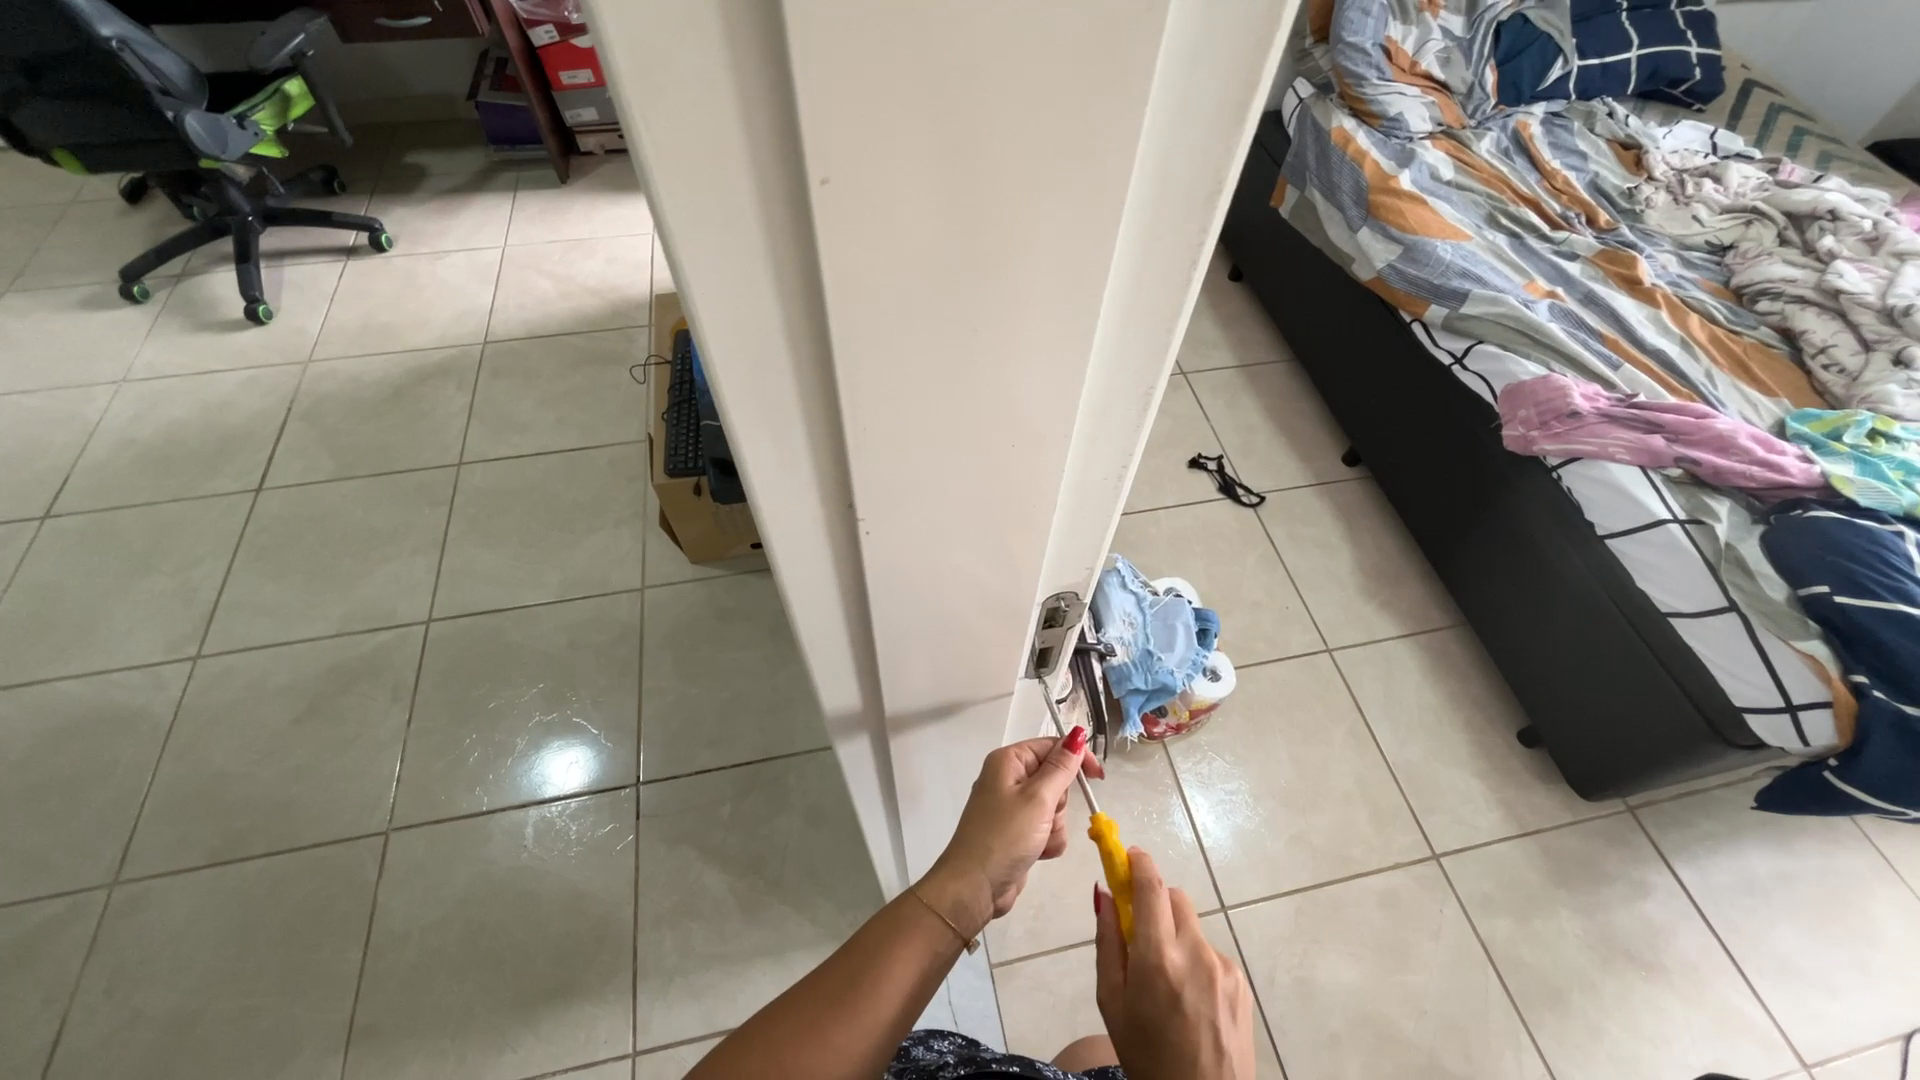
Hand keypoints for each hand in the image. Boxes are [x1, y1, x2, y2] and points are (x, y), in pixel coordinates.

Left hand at [917, 728, 1105, 938]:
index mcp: (1008, 761)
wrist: (976, 887)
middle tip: (1047, 815)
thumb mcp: (1038, 798)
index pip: (1051, 746)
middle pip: (1055, 779)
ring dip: (1055, 826)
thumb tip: (1077, 734)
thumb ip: (1061, 767)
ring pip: (1055, 807)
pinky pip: (1047, 829)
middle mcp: (1009, 779)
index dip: (1076, 759)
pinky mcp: (1018, 832)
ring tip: (1039, 840)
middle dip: (1060, 802)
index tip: (1098, 777)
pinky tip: (1038, 854)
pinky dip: (1049, 841)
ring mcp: (1013, 808)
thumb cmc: (1005, 836)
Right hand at [1094, 849, 1255, 1079]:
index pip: (1151, 888)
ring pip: (1192, 927)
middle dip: (1155, 901)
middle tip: (1140, 929)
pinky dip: (1194, 960)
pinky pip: (1209, 953)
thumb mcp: (1111, 1002)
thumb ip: (1108, 942)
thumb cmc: (1145, 1055)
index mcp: (1158, 959)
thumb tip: (1105, 894)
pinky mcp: (1240, 981)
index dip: (1139, 863)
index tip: (1128, 853)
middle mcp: (1195, 952)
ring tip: (1166, 983)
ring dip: (1175, 935)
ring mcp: (1223, 966)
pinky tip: (1189, 1000)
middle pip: (1175, 898)